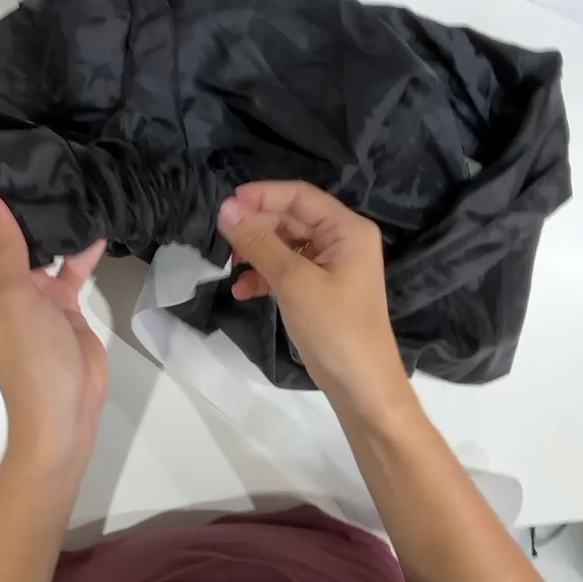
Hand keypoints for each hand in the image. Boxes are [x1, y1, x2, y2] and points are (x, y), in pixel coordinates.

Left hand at [0, 194, 107, 469]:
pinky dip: (80, 249)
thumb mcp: (12, 296)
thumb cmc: (28, 355)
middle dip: (12, 210)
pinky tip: (94, 218)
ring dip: (48, 226)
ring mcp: (29, 296)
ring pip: (37, 251)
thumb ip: (3, 247)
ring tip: (58, 176)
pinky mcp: (60, 303)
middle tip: (22, 159)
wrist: (67, 407)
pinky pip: (68, 268)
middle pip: (0, 243)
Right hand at [216, 181, 413, 414]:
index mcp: (346, 230)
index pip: (299, 196)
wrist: (361, 385)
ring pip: (286, 246)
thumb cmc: (334, 328)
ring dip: (257, 253)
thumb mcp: (293, 281)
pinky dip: (264, 277)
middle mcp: (342, 241)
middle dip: (256, 226)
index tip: (224, 205)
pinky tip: (242, 291)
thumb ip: (258, 243)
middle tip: (222, 238)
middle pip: (291, 219)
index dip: (261, 196)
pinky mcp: (320, 291)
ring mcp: (332, 268)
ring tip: (230, 266)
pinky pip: (287, 271)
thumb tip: (225, 209)